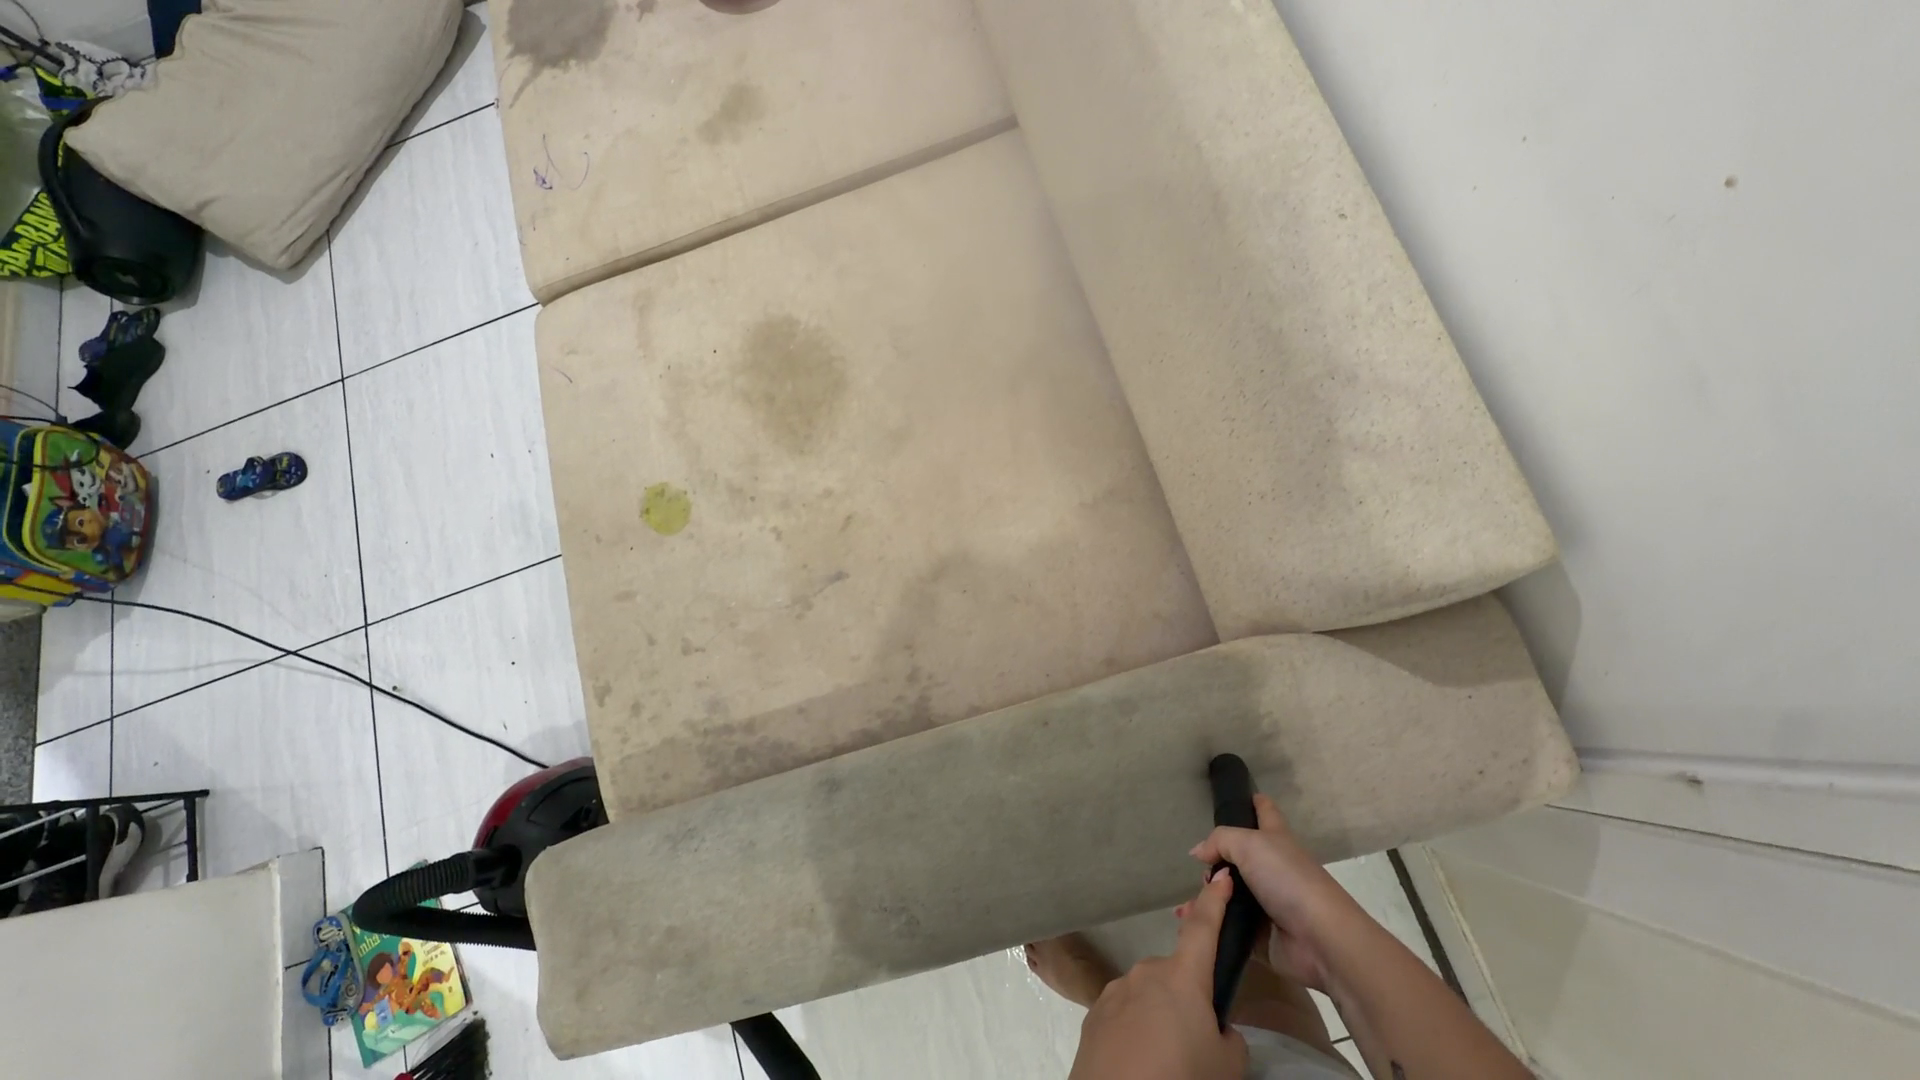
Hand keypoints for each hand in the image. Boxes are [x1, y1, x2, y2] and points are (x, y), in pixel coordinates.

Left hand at [1068, 869, 1248, 1079]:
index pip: (1203, 929)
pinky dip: (1135, 1033)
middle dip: (1187, 1001)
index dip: (1215, 902)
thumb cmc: (1181, 1078)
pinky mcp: (1093, 1015)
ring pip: (1149, 998)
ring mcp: (1116, 992)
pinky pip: (1125, 1016)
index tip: (1222, 877)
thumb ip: (1229, 1037)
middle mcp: (1146, 974)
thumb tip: (1214, 1029)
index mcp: (1182, 978)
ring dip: (1160, 1019)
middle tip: (1196, 1042)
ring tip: (1165, 1062)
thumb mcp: (1228, 1064)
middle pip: (1176, 977)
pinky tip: (1138, 1065)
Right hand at [1188, 794, 1351, 993]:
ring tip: (1193, 899)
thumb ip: (1219, 841)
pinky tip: (1194, 918)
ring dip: (1211, 893)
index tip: (1245, 795)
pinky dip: (1214, 919)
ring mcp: (1269, 899)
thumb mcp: (1249, 845)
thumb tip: (1199, 852)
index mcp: (1276, 838)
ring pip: (1232, 889)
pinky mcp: (1262, 930)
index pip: (1266, 812)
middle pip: (1242, 854)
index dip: (1257, 802)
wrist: (1318, 937)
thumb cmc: (1287, 879)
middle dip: (1218, 858)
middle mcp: (1274, 866)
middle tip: (1200, 865)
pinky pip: (1231, 921)